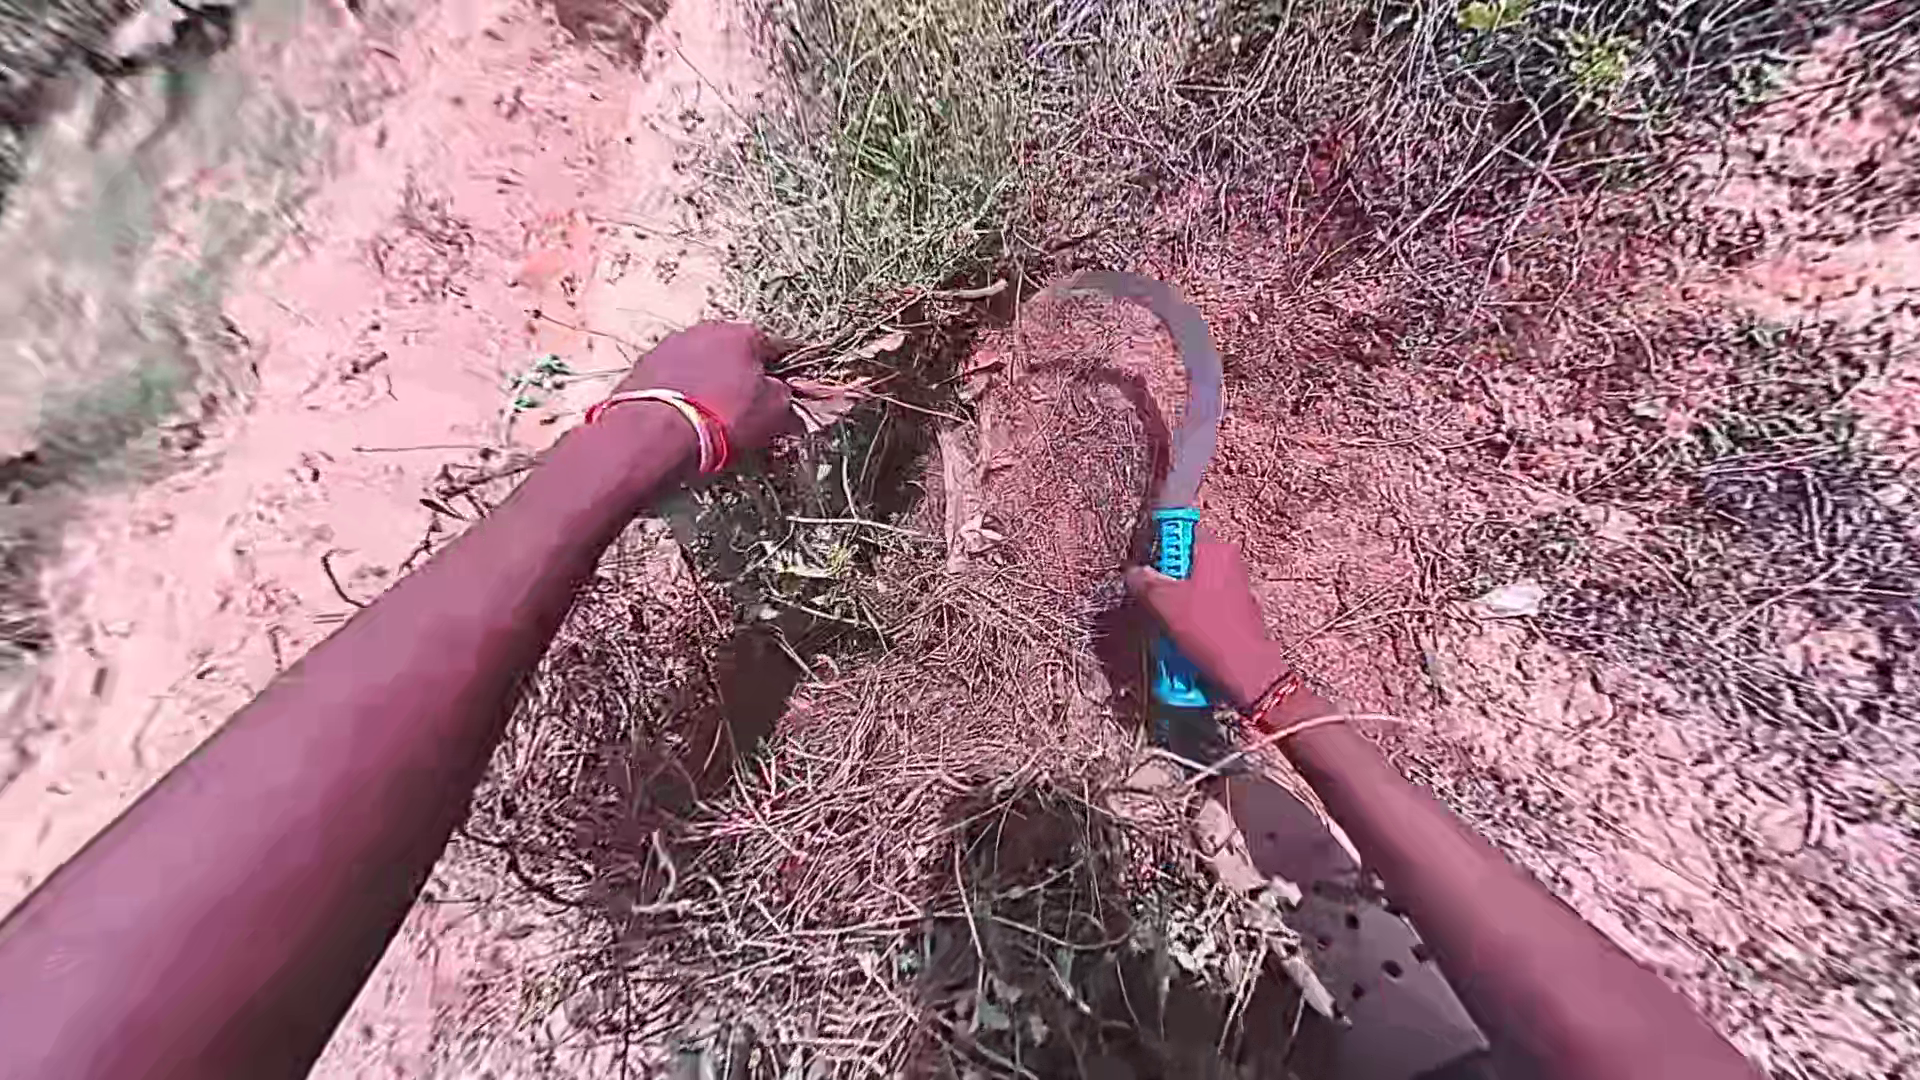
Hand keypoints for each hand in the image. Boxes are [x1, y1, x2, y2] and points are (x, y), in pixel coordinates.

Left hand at [614, 322, 792, 459]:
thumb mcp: (774, 410)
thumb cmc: (726, 415)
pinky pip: (675, 378)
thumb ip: (785, 396)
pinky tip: (687, 418)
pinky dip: (683, 393)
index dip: (778, 373)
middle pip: (732, 353)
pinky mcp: (643, 366)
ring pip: (701, 364)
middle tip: (746, 409)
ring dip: (710, 383)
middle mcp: (704, 330)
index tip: (778, 396)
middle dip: (740, 376)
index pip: (771, 348)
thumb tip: (784, 395)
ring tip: (713, 417)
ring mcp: (669, 345)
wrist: (659, 431)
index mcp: (741, 334)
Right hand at [1125, 529, 1287, 707]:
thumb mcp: (1162, 602)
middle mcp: (1230, 562)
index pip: (1182, 529)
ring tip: (1165, 621)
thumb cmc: (1207, 630)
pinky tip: (1182, 634)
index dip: (1161, 544)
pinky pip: (1205, 605)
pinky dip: (1191, 615)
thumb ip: (1143, 580)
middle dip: (1166, 578)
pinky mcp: (1238, 610)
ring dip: (1176, 600)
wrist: (1245, 672)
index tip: (1148, 561)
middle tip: (1153, 597)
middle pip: (1186, 560)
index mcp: (1215, 549)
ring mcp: (1236, 587)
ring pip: (1193, 585)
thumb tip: (1134, 573)